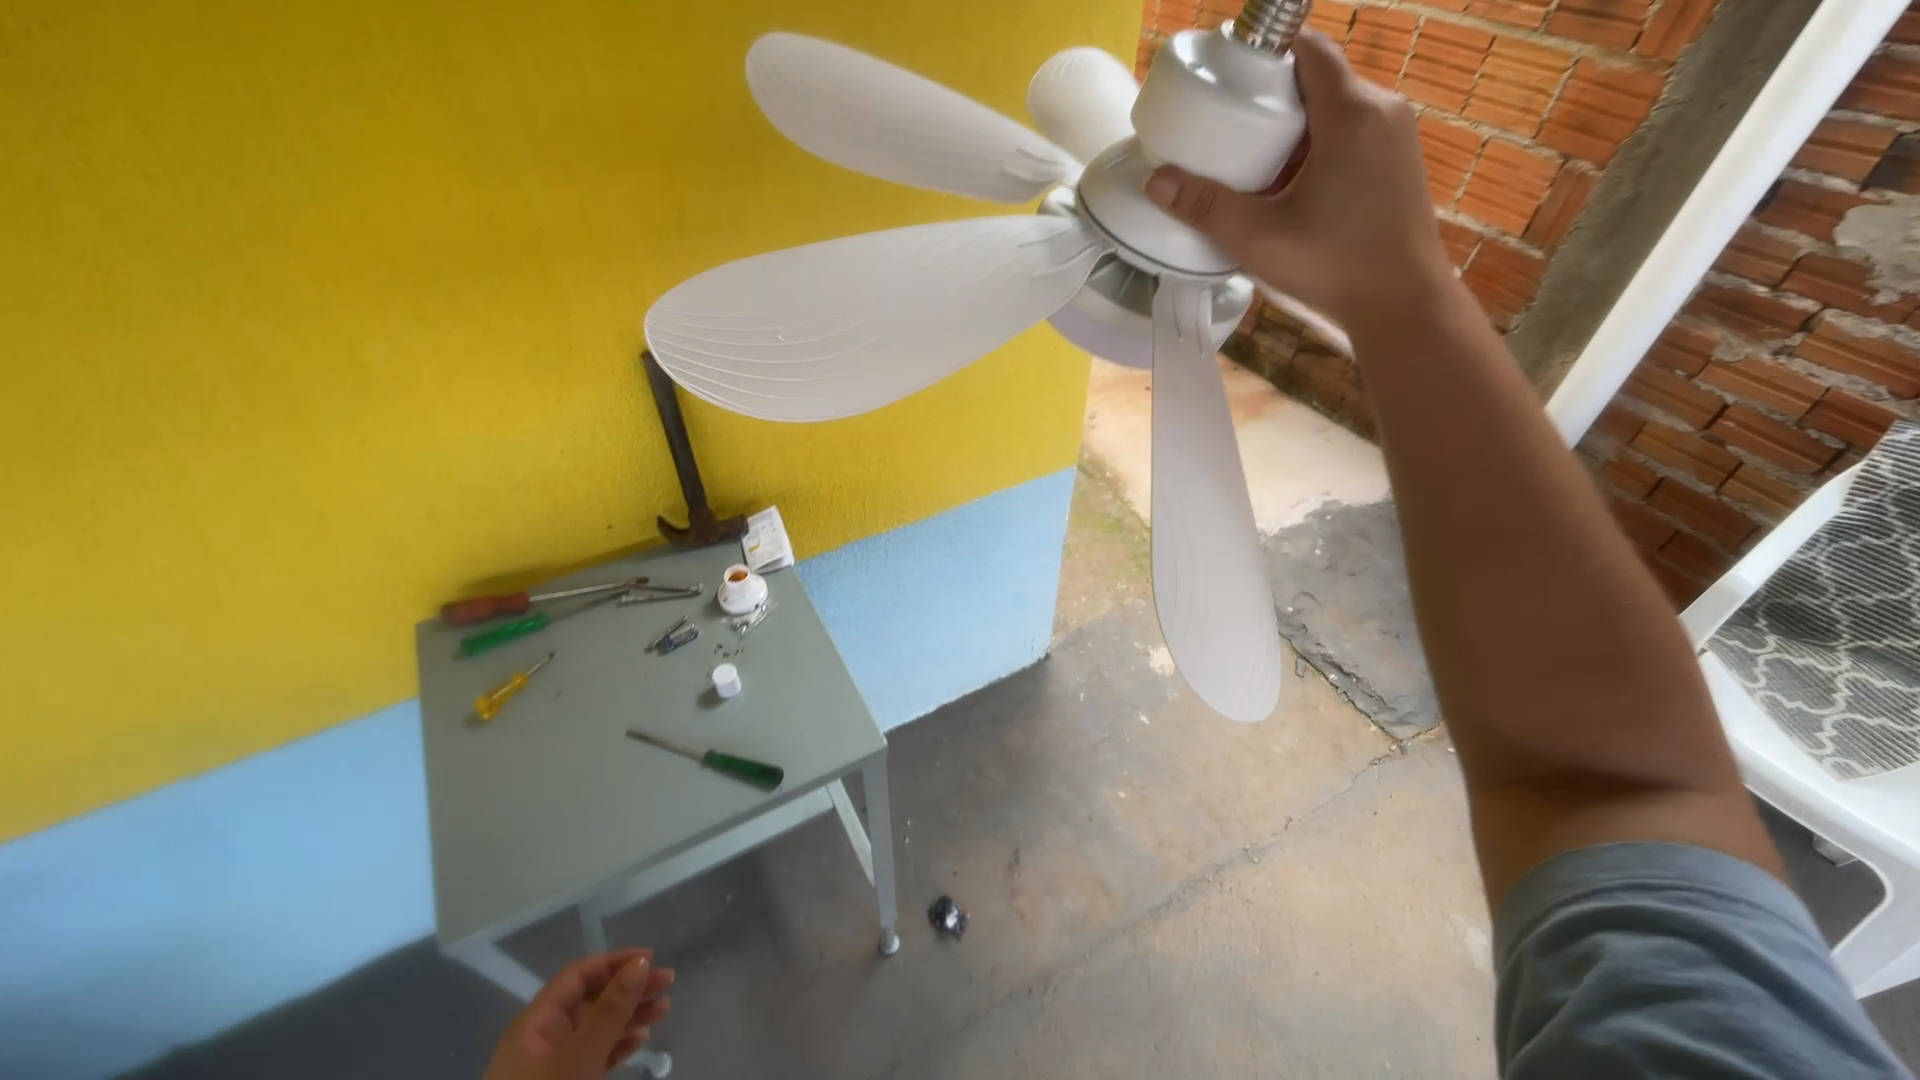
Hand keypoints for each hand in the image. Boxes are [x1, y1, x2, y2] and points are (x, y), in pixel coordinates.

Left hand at [483, 949, 674, 1079]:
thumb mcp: (579, 1060)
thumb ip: (609, 1011)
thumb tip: (640, 963)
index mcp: (534, 1025)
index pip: (577, 977)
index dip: (614, 962)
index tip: (652, 960)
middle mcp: (540, 1040)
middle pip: (589, 1000)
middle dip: (628, 988)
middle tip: (668, 984)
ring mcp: (549, 1069)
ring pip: (594, 1028)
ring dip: (629, 1015)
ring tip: (664, 1010)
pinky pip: (593, 1055)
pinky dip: (617, 1045)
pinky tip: (640, 1042)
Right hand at [1143, 29, 1452, 329]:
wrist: (1402, 304)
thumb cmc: (1332, 264)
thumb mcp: (1257, 236)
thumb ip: (1205, 206)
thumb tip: (1156, 180)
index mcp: (1351, 113)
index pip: (1309, 49)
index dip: (1268, 54)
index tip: (1233, 80)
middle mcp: (1383, 111)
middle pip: (1320, 81)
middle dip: (1275, 98)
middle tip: (1232, 128)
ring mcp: (1398, 138)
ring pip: (1339, 110)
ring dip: (1298, 127)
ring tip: (1257, 161)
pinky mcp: (1402, 165)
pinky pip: (1356, 135)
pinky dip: (1322, 147)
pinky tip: (1293, 186)